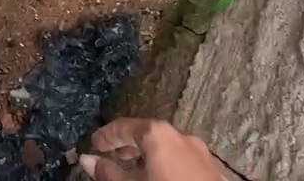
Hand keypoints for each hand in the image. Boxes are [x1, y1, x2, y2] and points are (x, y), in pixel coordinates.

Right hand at [77, 118, 229, 180]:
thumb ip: (109, 173)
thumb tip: (87, 160)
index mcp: (157, 133)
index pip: (123, 127)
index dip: (105, 136)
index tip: (94, 145)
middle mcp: (179, 135)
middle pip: (147, 135)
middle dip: (129, 146)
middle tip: (114, 156)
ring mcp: (202, 153)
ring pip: (168, 149)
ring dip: (151, 157)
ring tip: (139, 172)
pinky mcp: (216, 171)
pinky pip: (185, 162)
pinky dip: (170, 166)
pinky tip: (166, 180)